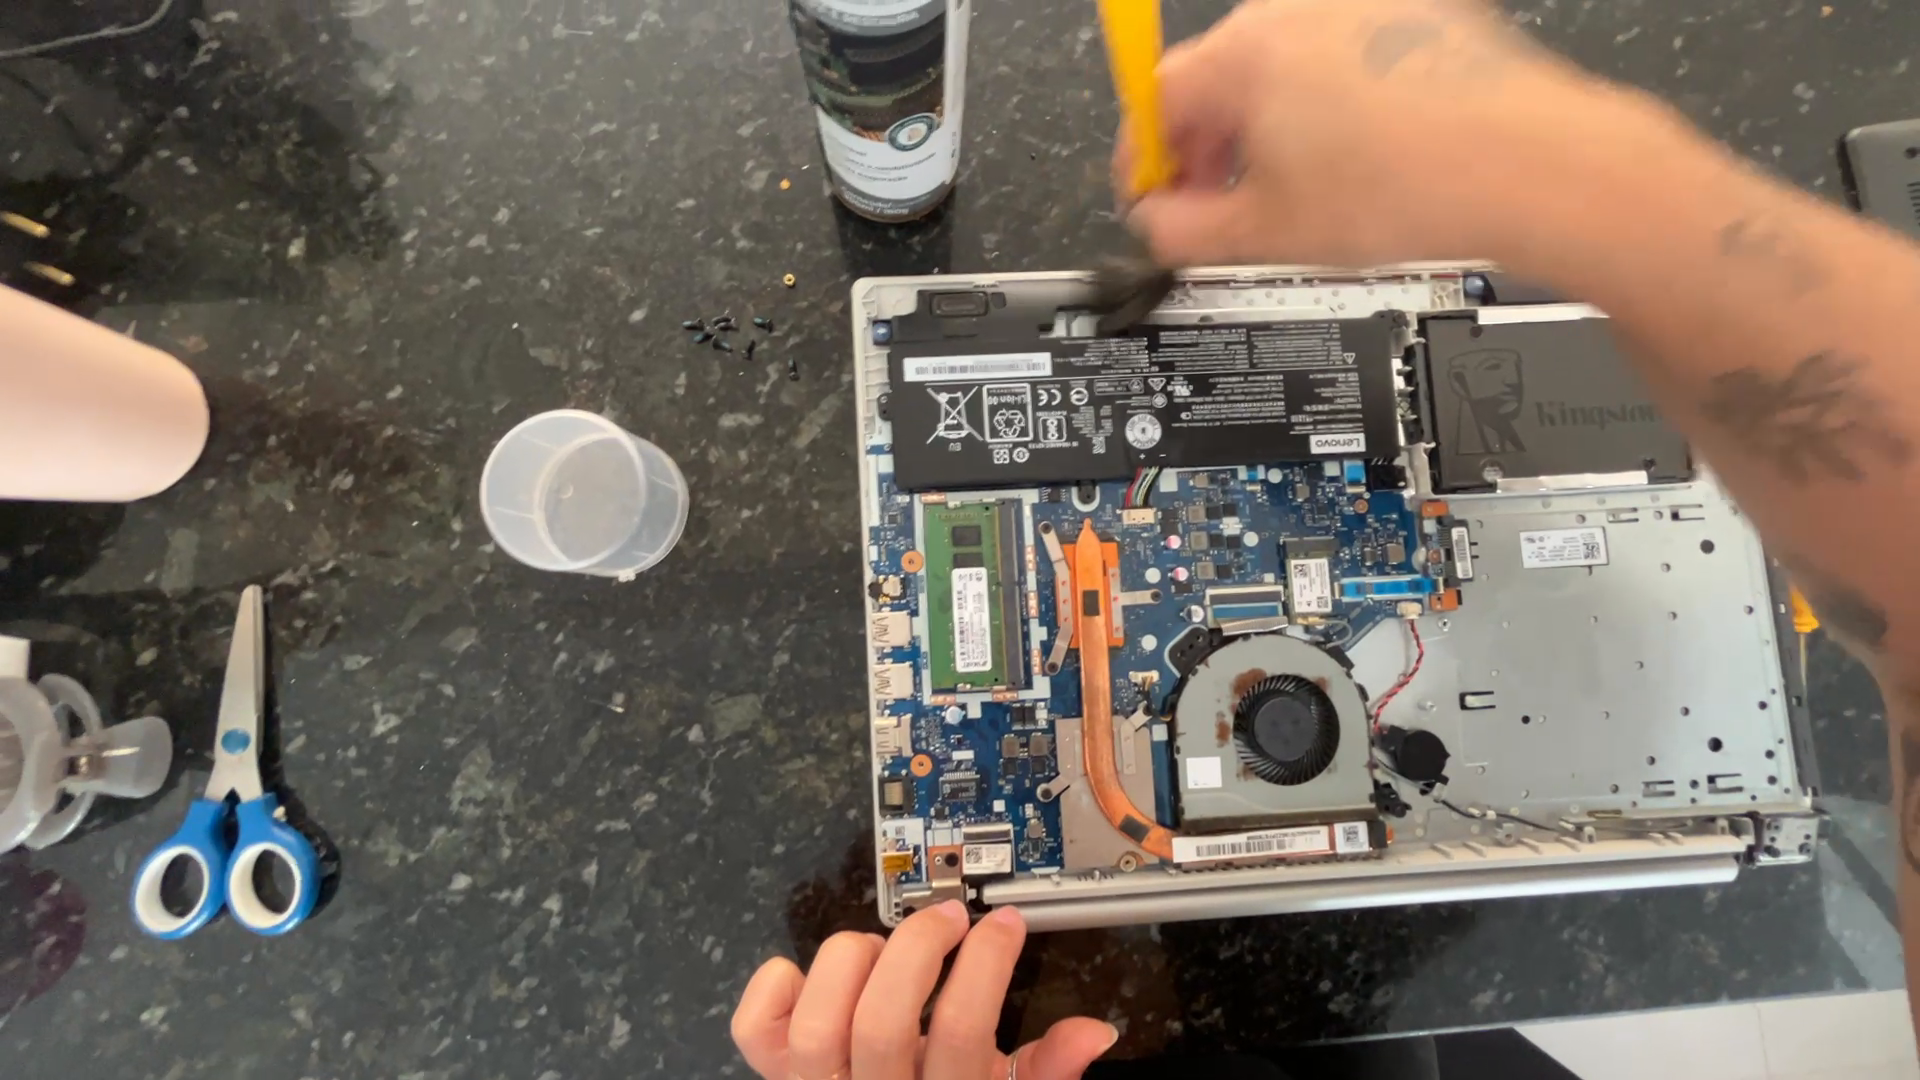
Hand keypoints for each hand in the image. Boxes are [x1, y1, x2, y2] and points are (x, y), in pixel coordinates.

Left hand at [731, 902, 1119, 1079]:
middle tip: (948, 916)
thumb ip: (1045, 1073)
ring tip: (883, 946)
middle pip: (884, 1019)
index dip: (988, 963)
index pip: (962, 1031)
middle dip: (920, 946)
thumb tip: (1096, 1030)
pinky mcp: (773, 1076)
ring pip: (819, 1021)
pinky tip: (812, 973)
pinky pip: (757, 1032)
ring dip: (854, 959)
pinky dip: (777, 983)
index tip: (1005, 922)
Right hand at [1116, 0, 1632, 268]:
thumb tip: (1151, 221)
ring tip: (1270, 195)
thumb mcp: (1258, 235)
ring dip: (1245, 137)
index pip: (1153, 99)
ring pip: (1264, 75)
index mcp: (1247, 56)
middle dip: (1194, 153)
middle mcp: (1295, 13)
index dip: (1139, 160)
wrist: (1527, 168)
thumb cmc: (1404, 189)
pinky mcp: (1399, 19)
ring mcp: (1353, 8)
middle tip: (1204, 208)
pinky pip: (1320, 65)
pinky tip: (1325, 166)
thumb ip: (1177, 232)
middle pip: (1206, 83)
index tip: (1145, 197)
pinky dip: (1300, 114)